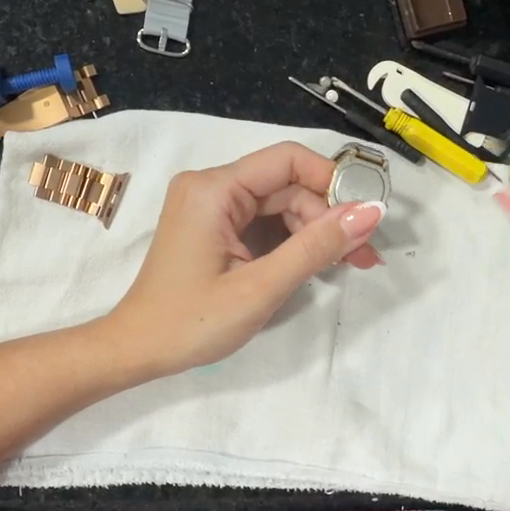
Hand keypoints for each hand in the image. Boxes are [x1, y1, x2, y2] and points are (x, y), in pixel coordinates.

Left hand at [104, 142, 384, 374]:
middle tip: (364, 257)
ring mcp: (209, 206)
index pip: (289, 160)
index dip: (333, 183)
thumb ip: (316, 247)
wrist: (137, 349)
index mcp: (214, 189)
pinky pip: (261, 222)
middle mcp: (210, 186)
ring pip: (278, 205)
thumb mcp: (261, 288)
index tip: (366, 218)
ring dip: (314, 232)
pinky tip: (316, 264)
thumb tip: (372, 211)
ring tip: (348, 265)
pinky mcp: (211, 227)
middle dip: (328, 217)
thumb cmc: (192, 323)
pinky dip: (291, 242)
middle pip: (286, 185)